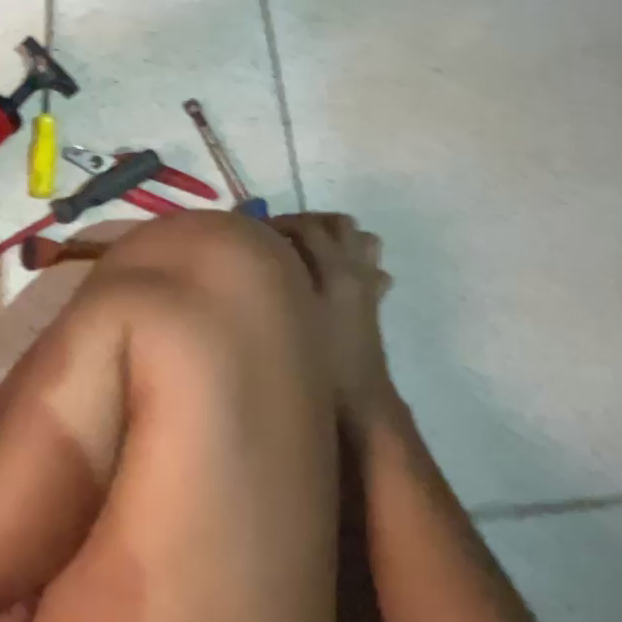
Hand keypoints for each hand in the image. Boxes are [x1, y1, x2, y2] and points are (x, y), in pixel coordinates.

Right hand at [270, 213, 396, 416]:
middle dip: (306, 223)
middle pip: (338, 224)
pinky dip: (351, 262)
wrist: (359, 397)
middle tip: (275, 239)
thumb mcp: (289, 317)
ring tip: (304, 253)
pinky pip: (368, 268)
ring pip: (359, 241)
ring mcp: (368, 285)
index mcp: (335, 269)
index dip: (276, 223)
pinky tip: (328, 279)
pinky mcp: (372, 303)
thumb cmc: (318, 360)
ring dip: (333, 238)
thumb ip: (272, 281)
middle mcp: (356, 269)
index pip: (306, 226)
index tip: (250, 234)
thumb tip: (249, 255)